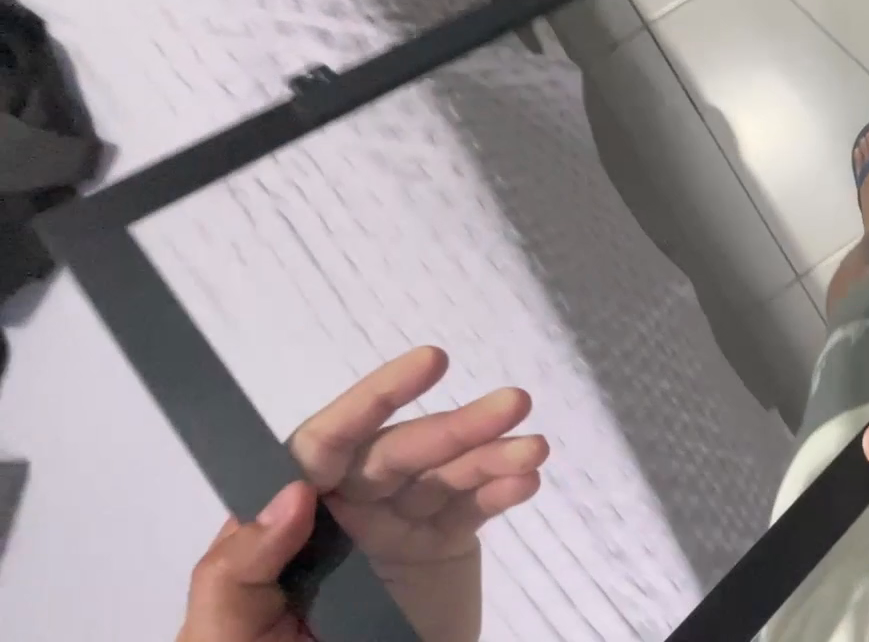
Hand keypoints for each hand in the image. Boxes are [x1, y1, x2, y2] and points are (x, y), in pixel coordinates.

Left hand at [184, 347, 548, 641]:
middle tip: (514, 404)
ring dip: (498, 454)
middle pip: (407, 450)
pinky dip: (506, 489)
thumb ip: (239, 571)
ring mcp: (404, 524)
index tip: (431, 363)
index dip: (375, 396)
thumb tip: (290, 492)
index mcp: (292, 523)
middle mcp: (351, 510)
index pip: (326, 444)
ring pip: (454, 471)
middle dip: (461, 424)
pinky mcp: (446, 544)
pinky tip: (527, 484)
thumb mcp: (226, 640)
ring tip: (535, 453)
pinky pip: (479, 506)